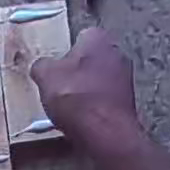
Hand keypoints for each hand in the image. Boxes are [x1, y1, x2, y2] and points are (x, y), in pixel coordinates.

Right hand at [30, 27, 145, 153]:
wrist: (103, 131)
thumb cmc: (74, 96)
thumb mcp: (45, 76)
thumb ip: (41, 65)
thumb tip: (41, 66)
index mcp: (98, 38)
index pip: (79, 37)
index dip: (65, 53)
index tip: (55, 70)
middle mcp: (118, 52)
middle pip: (91, 60)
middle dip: (77, 71)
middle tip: (59, 88)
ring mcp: (126, 78)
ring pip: (98, 80)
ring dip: (86, 90)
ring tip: (69, 108)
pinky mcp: (128, 102)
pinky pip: (105, 100)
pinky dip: (95, 107)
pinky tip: (83, 119)